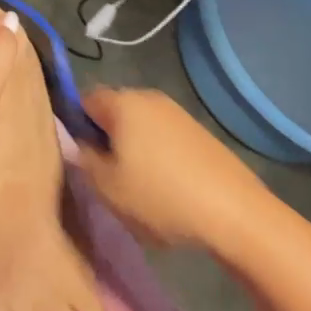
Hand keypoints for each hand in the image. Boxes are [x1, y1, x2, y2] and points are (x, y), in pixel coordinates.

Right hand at [73, 88, 269, 247]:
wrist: (235, 213)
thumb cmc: (160, 196)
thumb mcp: (107, 187)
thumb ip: (83, 159)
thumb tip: (75, 143)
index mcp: (123, 102)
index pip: (84, 100)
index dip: (75, 126)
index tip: (81, 159)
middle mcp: (150, 97)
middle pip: (114, 113)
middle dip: (106, 140)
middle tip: (107, 178)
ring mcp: (179, 114)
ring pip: (140, 128)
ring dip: (133, 151)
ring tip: (138, 189)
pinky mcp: (200, 133)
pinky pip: (164, 139)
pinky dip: (158, 158)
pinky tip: (167, 190)